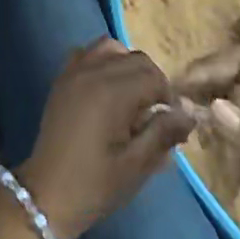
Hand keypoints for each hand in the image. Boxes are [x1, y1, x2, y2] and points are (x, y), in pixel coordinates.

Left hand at [18, 38, 198, 238]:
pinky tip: (108, 92)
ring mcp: (72, 71)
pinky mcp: (61, 77)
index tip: (172, 121)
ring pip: (109, 48)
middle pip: (134, 58)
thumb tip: (189, 111)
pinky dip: (103, 62)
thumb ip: (164, 132)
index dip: (169, 96)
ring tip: (133, 99)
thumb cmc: (97, 182)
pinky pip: (87, 53)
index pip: (153, 75)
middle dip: (152, 80)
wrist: (49, 190)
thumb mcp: (138, 164)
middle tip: (156, 113)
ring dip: (128, 65)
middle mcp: (91, 71)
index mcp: (111, 92)